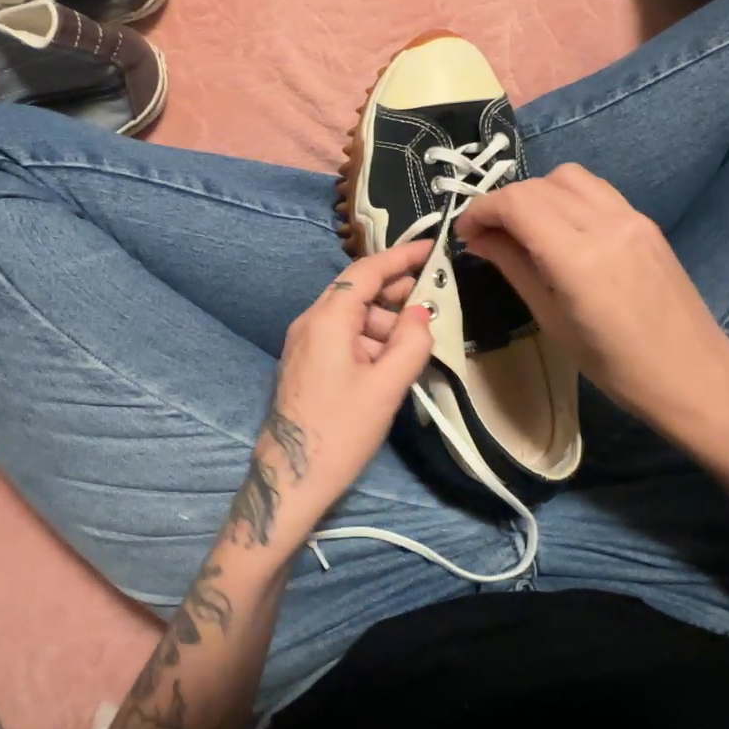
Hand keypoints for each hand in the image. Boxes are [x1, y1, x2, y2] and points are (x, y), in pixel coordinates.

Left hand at [223, 241, 436, 551]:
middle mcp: (311, 323)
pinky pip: (344, 340)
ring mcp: (305, 345)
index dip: (400, 257)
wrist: (291, 480)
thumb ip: (410, 343)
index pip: (366, 271)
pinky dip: (372, 343)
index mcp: (326, 319)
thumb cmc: (340, 431)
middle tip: (437, 301)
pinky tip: (395, 365)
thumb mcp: (386, 387)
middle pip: (359, 293)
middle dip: (398, 295)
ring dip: (387, 326)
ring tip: (420, 346)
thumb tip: (421, 312)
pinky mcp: (308, 366)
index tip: (432, 248)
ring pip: (353, 319)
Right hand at [456, 163, 728, 437]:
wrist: (694, 375)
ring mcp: (631, 218)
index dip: (481, 210)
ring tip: (523, 228)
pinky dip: (566, 196)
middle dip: (503, 202)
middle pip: (538, 185)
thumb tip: (477, 240)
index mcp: (578, 258)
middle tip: (486, 235)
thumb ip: (514, 269)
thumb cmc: (616, 366)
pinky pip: (596, 190)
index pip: (517, 203)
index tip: (465, 234)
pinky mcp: (646, 222)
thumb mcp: (552, 322)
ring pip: (569, 177)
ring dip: (536, 193)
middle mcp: (606, 225)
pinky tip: (560, 228)